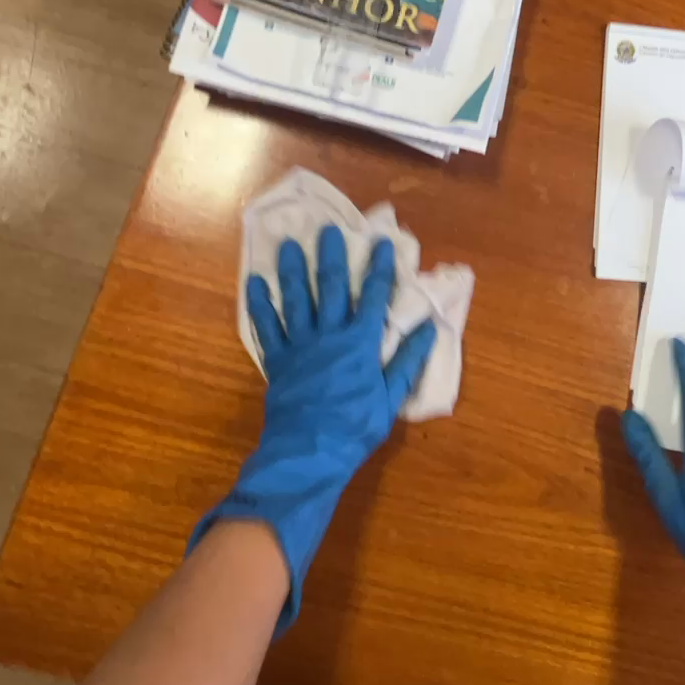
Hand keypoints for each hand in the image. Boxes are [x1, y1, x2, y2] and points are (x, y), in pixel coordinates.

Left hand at [246, 225, 435, 479]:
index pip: (373, 296)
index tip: (382, 242)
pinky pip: (267, 327)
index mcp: (361, 342)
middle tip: (328, 229)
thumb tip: (429, 328)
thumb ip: (408, 360)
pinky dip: (260, 305)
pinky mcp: (278, 360)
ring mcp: (300, 345)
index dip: (379, 268)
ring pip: (296, 299)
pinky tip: (255, 283)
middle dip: (332, 256)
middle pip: (331, 287)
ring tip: (289, 244)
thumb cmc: (355, 427)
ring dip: (293, 270)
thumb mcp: (391, 398)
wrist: (308, 454)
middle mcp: (330, 334)